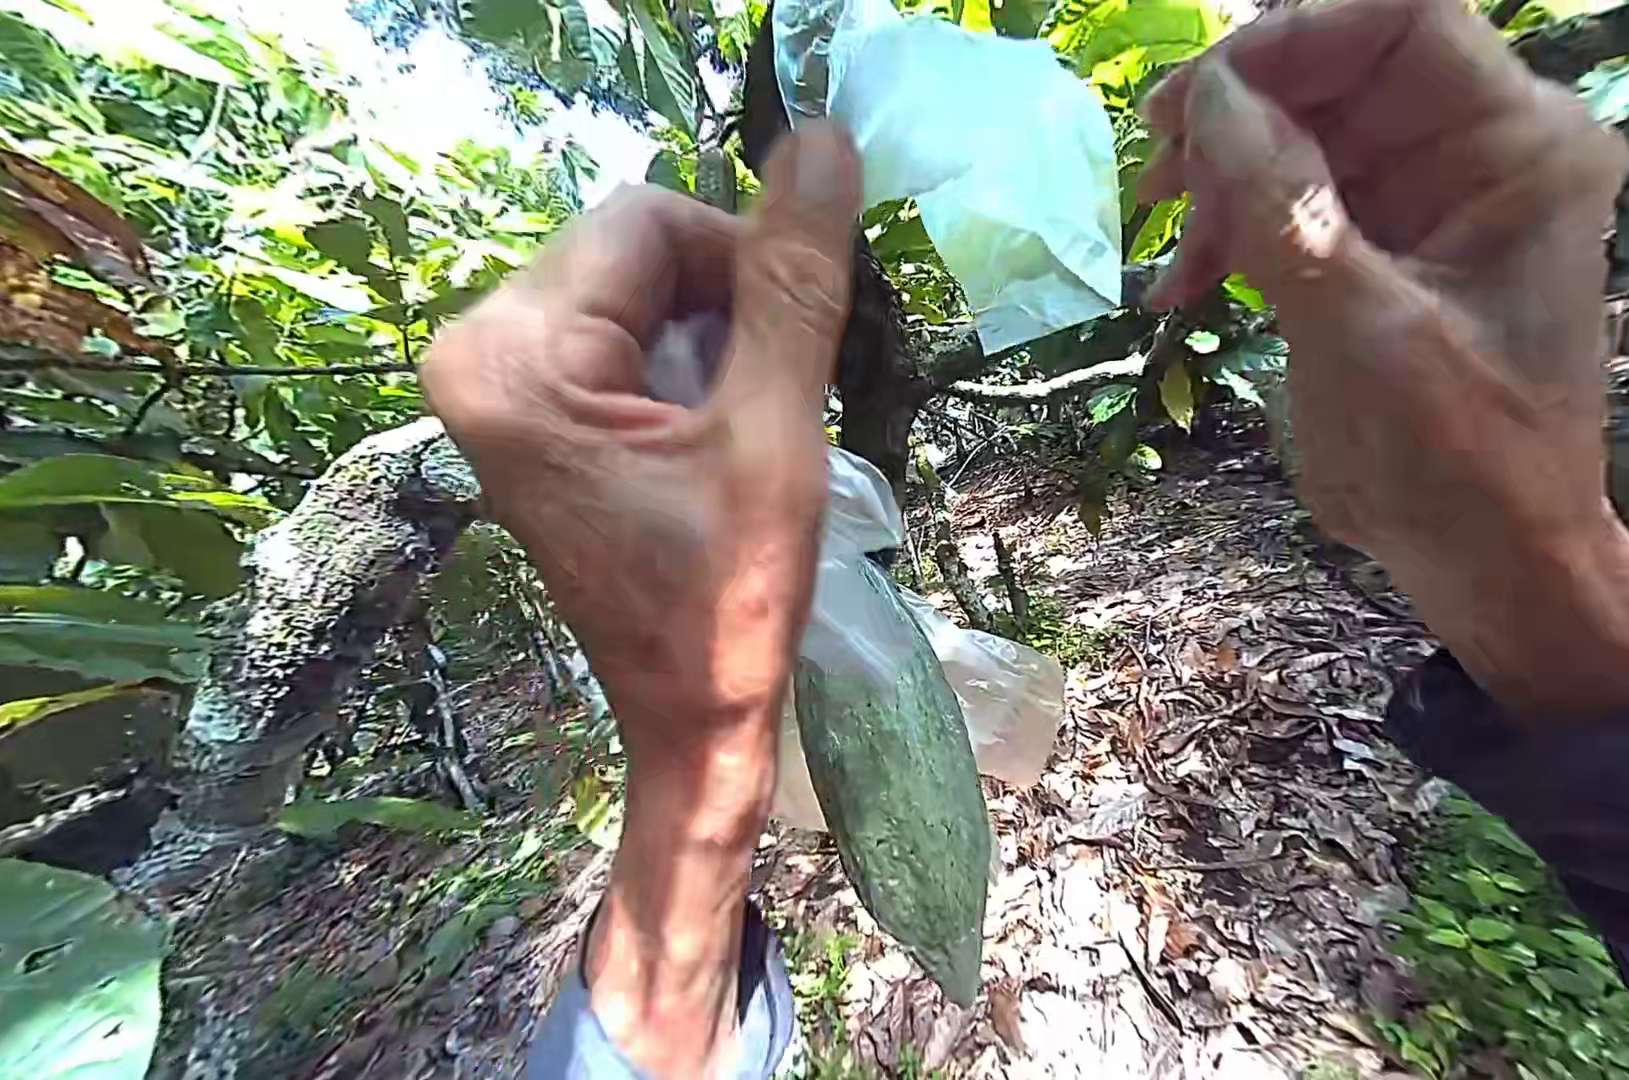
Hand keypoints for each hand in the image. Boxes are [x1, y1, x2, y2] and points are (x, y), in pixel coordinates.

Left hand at [422, 126, 861, 1077]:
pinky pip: (636, 352)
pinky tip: (733, 438)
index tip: (805, 346)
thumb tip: (823, 141)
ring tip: (762, 430)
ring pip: (646, 303)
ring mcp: (511, 398)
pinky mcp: (550, 430)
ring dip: (727, 344)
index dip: (747, 261)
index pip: (648, 222)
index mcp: (514, 356)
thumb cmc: (738, 599)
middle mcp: (484, 358)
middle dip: (734, 308)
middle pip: (639, 257)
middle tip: (784, 401)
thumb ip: (794, 289)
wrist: (700, 719)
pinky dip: (703, 373)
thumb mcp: (773, 437)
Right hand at [1140, 0, 1628, 718]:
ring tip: (1168, 267)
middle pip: (1332, 89)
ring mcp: (1408, 218)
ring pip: (1292, 159)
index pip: (1395, 29)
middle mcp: (1466, 162)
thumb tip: (1209, 100)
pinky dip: (1224, 247)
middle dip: (1234, 131)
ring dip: (1217, 197)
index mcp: (1510, 149)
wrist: (1470, 547)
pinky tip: (1182, 292)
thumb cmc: (1444, 453)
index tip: (1186, 105)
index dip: (1285, 46)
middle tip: (1153, 187)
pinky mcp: (1360, 269)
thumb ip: (1285, 211)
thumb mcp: (1358, 329)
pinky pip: (1280, 224)